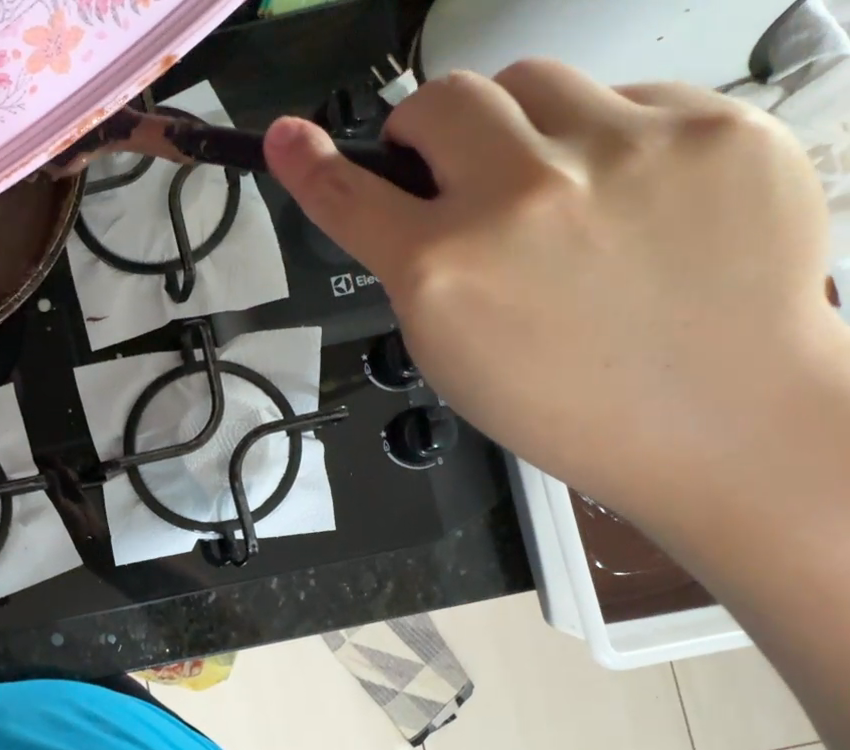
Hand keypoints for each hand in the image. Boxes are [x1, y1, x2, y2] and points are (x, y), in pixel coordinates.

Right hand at [262, 60, 848, 528]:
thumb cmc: (564, 400)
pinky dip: (609, 140)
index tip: (284, 137)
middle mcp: (522, 196)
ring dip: (518, 124)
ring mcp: (625, 152)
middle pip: (443, 98)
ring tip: (550, 183)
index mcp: (442, 267)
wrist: (718, 414)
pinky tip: (629, 197)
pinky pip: (630, 99)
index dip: (307, 164)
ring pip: (533, 81)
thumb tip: (406, 203)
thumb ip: (416, 267)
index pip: (351, 194)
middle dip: (428, 127)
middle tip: (447, 166)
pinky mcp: (713, 130)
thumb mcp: (445, 347)